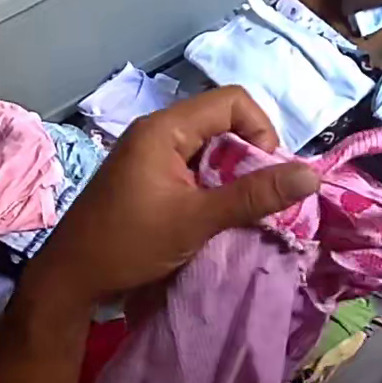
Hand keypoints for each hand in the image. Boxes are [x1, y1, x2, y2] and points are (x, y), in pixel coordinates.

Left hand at [28, 86, 318, 302]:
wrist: (70, 281)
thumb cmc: (129, 244)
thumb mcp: (198, 220)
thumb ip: (255, 196)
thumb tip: (311, 176)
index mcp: (165, 129)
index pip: (233, 101)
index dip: (261, 131)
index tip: (265, 173)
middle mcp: (160, 131)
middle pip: (226, 122)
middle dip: (251, 156)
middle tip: (257, 197)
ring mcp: (155, 154)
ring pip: (215, 147)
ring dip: (236, 174)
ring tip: (239, 209)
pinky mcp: (153, 176)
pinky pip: (199, 166)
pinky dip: (218, 186)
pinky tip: (218, 214)